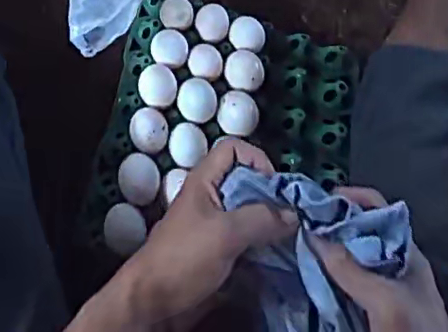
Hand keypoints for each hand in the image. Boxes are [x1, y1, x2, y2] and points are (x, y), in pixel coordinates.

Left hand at [68, 138, 296, 330]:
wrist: (154, 297)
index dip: (256, 159)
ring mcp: (213, 222)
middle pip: (244, 180)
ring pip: (247, 209)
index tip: (276, 187)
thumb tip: (292, 213)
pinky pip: (245, 235)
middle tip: (291, 216)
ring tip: (289, 238)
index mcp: (205, 179)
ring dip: (268, 220)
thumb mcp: (225, 234)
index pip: (233, 149)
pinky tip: (276, 256)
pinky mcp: (217, 247)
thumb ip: (259, 219)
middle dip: (269, 193)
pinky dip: (262, 241)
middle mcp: (210, 195)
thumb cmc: (184, 256)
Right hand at [308, 187, 447, 331]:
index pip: (377, 209)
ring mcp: (383, 291)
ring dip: (326, 252)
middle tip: (303, 225)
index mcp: (406, 254)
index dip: (350, 198)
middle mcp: (394, 266)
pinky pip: (344, 285)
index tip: (319, 201)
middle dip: (332, 225)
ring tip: (301, 247)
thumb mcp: (387, 302)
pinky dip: (327, 277)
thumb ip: (352, 268)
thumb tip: (314, 233)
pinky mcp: (372, 313)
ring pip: (349, 258)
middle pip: (359, 232)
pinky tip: (311, 278)